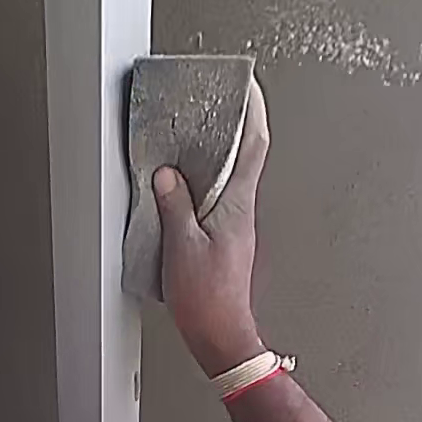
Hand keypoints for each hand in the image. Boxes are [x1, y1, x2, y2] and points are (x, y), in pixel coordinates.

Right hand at [153, 75, 270, 375]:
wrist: (220, 333)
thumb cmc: (208, 299)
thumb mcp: (182, 246)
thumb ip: (174, 206)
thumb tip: (167, 177)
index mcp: (237, 207)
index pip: (253, 146)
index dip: (253, 112)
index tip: (248, 87)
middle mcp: (242, 213)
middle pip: (243, 158)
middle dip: (233, 126)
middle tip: (219, 104)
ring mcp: (235, 227)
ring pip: (229, 180)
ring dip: (218, 156)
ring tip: (198, 138)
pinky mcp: (225, 240)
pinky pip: (217, 201)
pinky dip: (206, 184)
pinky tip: (187, 187)